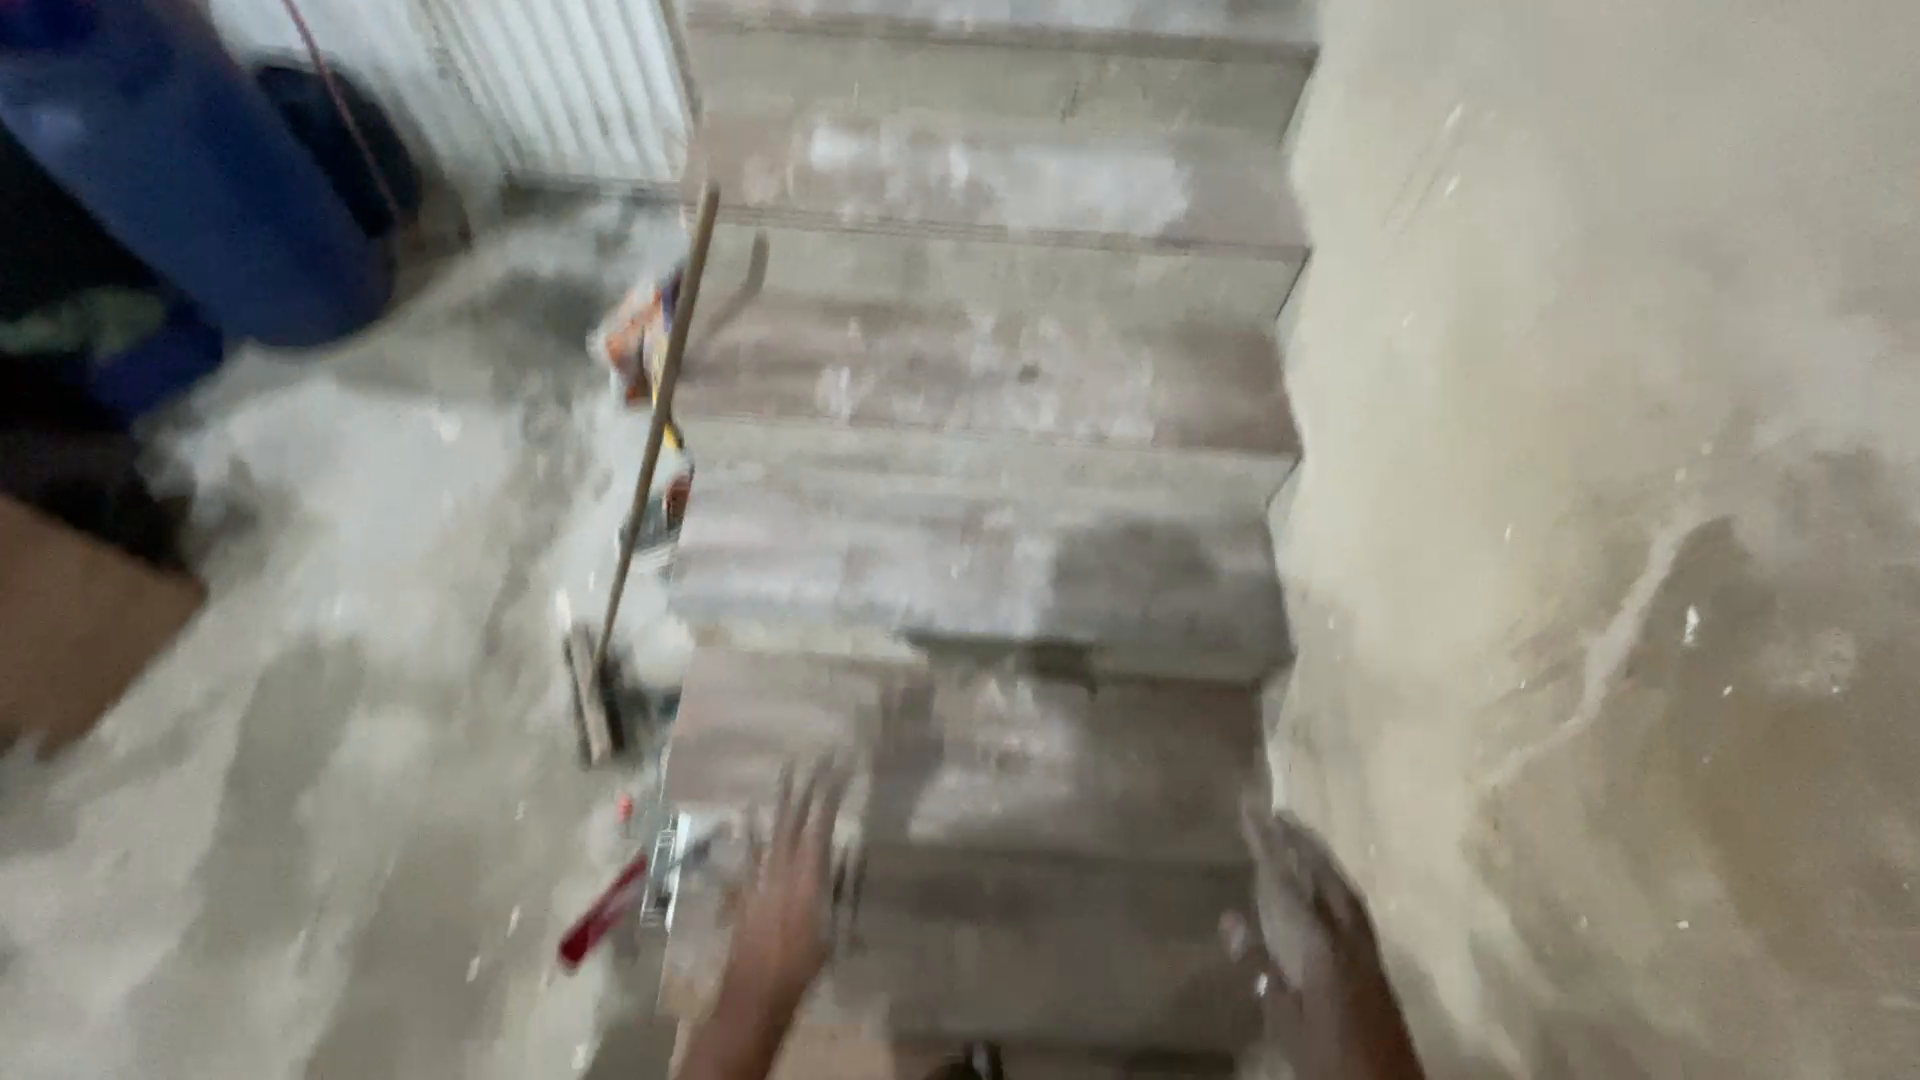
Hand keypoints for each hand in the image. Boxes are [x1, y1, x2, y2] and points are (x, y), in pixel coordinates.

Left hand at [719, 758, 849, 1020]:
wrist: (758, 989)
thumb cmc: (804, 961)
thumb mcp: (836, 924)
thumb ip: (843, 884)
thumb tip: (851, 849)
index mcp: (810, 873)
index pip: (823, 822)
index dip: (832, 794)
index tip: (842, 770)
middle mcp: (783, 866)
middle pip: (796, 816)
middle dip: (808, 786)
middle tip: (817, 759)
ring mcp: (760, 874)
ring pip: (773, 827)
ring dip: (782, 799)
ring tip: (787, 770)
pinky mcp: (745, 887)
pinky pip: (748, 851)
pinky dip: (750, 830)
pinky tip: (748, 812)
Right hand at [1230, 801, 1425, 1079]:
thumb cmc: (1328, 1057)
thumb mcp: (1283, 1016)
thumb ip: (1259, 965)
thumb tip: (1230, 918)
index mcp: (1320, 943)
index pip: (1285, 879)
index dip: (1266, 841)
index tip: (1251, 807)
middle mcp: (1348, 935)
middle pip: (1322, 875)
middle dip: (1298, 840)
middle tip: (1274, 813)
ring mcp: (1368, 949)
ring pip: (1342, 888)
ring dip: (1319, 858)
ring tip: (1297, 837)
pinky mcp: (1376, 965)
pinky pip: (1351, 906)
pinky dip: (1332, 883)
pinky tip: (1324, 888)